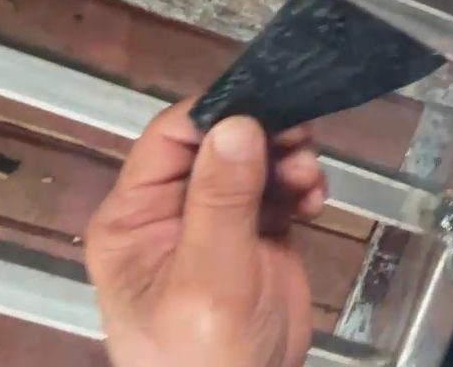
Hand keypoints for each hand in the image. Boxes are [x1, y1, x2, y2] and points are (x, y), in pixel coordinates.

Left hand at [86, 102, 329, 366]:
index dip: (220, 115)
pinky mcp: (256, 229)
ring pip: (255, 156)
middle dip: (265, 135)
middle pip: (219, 139)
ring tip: (310, 182)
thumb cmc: (208, 356)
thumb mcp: (210, 278)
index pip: (171, 137)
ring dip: (289, 158)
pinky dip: (302, 183)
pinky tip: (316, 203)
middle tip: (302, 143)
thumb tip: (237, 122)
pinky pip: (279, 183)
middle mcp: (171, 209)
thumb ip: (222, 200)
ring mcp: (215, 219)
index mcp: (136, 217)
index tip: (271, 110)